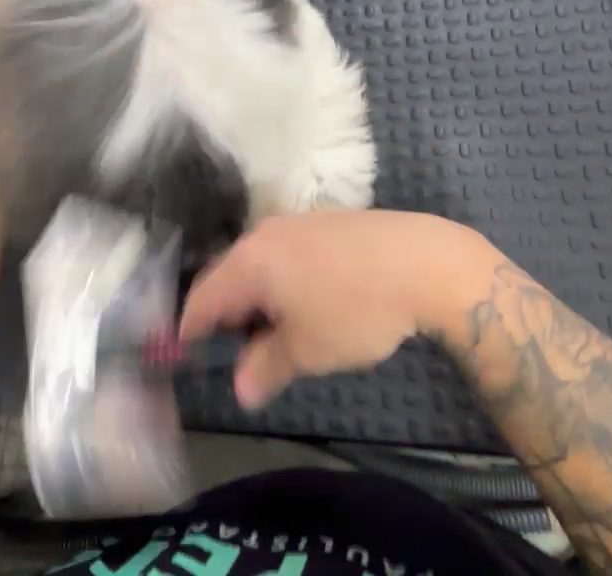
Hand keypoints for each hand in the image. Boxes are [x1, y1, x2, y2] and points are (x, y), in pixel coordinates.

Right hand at [179, 210, 505, 408]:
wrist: (426, 262)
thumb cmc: (356, 309)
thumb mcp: (308, 350)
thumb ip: (265, 367)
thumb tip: (241, 389)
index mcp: (249, 261)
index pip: (201, 296)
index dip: (190, 328)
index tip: (185, 353)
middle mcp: (264, 234)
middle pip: (227, 275)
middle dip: (225, 313)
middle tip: (232, 348)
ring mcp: (297, 223)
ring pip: (259, 263)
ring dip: (256, 297)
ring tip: (272, 331)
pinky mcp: (326, 222)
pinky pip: (285, 254)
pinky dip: (282, 280)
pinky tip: (306, 302)